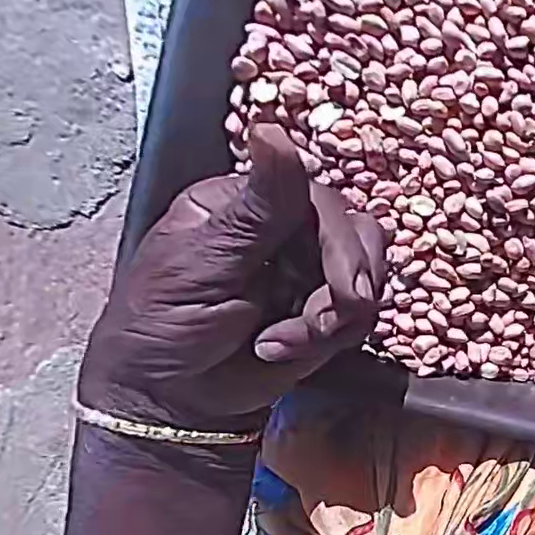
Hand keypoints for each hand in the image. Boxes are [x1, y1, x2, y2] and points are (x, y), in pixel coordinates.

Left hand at [77, 123, 387, 437]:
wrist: (176, 404)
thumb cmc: (164, 329)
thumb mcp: (203, 266)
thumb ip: (255, 207)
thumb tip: (273, 131)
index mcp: (247, 204)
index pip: (319, 199)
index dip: (339, 242)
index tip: (343, 289)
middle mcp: (287, 229)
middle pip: (358, 234)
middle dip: (345, 285)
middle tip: (321, 324)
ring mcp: (312, 268)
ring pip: (370, 271)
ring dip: (342, 313)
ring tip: (294, 339)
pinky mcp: (329, 305)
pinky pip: (366, 309)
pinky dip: (338, 335)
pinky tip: (290, 348)